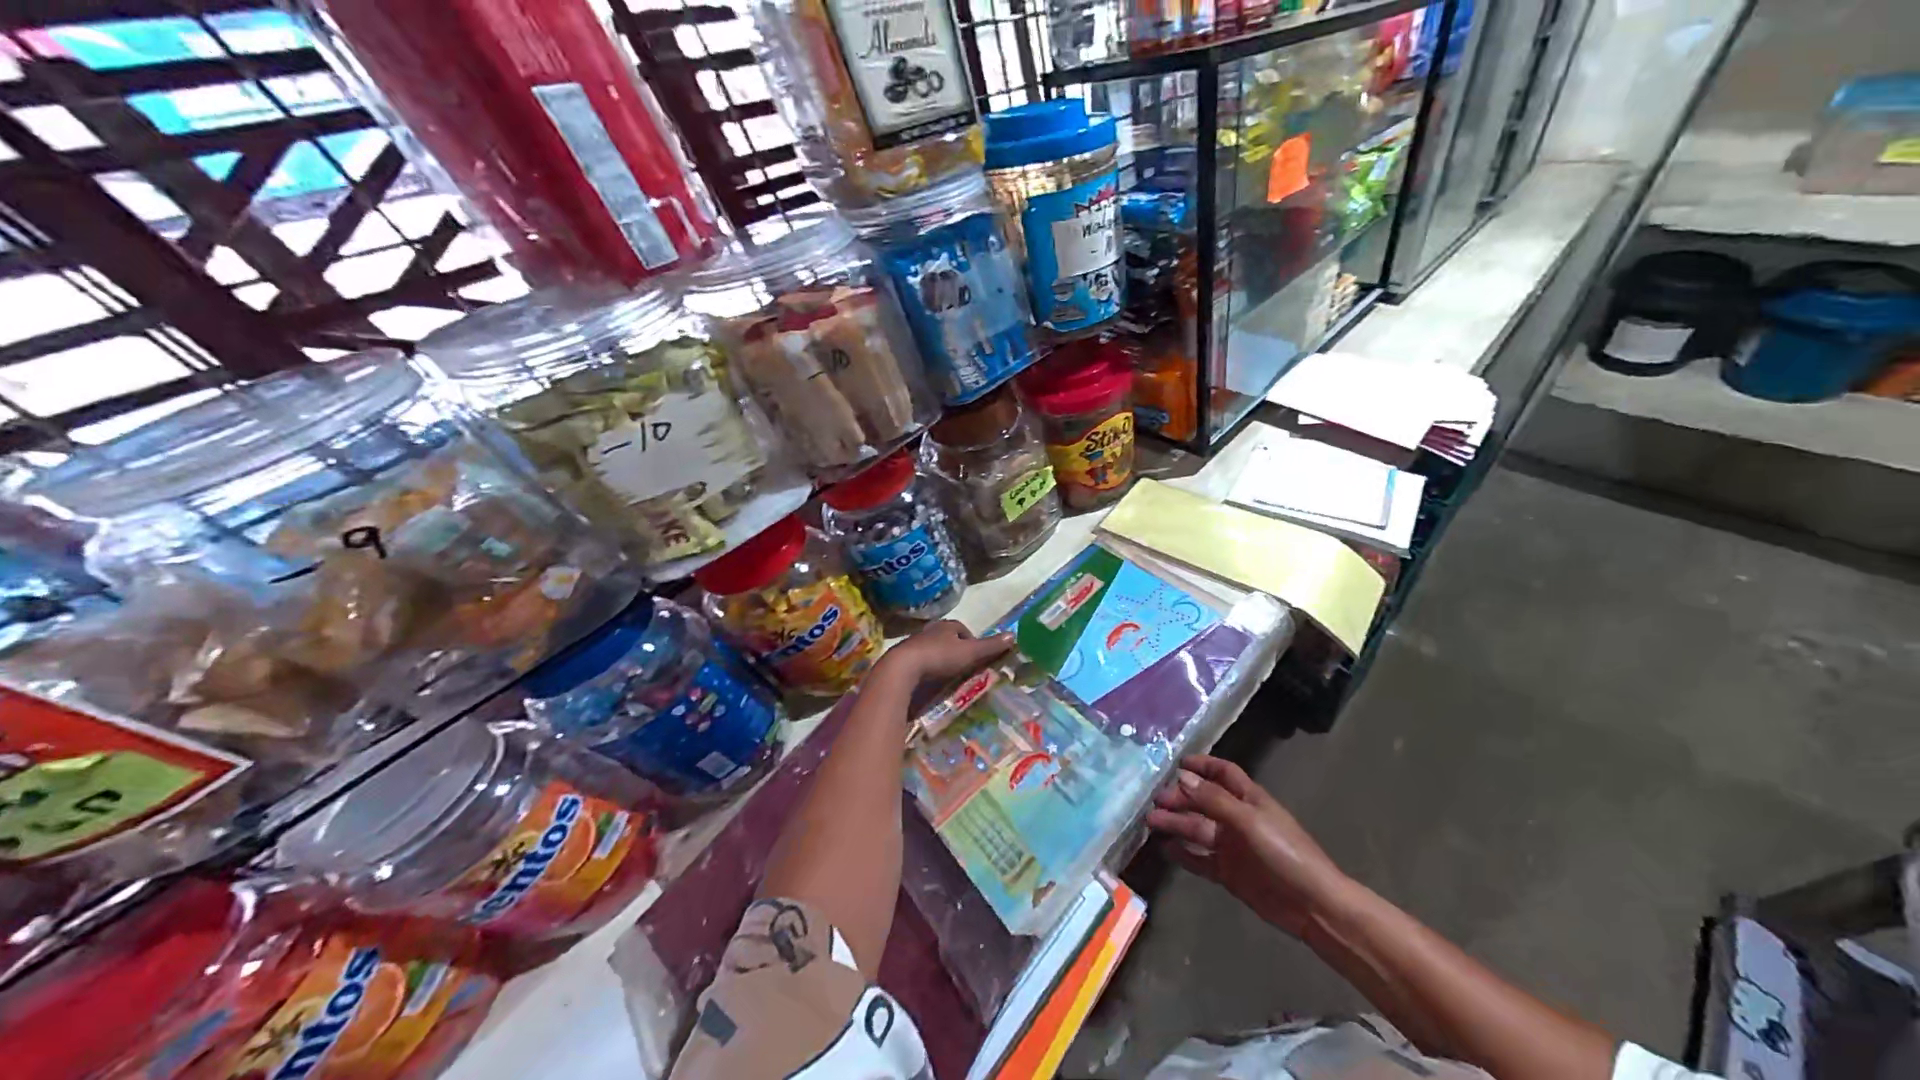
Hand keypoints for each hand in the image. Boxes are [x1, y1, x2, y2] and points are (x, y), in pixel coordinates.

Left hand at [876, 621, 1013, 687]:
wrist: (903, 668)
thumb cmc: (939, 656)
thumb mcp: (969, 652)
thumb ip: (990, 646)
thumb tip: (1013, 635)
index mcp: (945, 626)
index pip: (961, 628)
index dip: (971, 640)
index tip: (976, 655)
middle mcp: (929, 631)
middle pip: (946, 639)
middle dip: (955, 650)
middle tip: (964, 667)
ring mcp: (914, 645)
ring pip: (932, 650)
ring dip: (940, 660)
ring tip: (949, 677)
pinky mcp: (903, 660)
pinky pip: (920, 662)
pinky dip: (927, 670)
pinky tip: (931, 682)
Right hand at [1147, 755, 1350, 937]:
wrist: (1312, 905)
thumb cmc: (1285, 853)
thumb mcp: (1249, 821)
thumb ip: (1214, 800)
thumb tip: (1182, 777)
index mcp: (1249, 800)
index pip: (1223, 773)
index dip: (1202, 766)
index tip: (1176, 764)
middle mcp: (1237, 819)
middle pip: (1203, 802)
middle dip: (1180, 798)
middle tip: (1155, 801)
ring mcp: (1232, 847)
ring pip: (1197, 829)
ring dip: (1175, 824)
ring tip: (1150, 823)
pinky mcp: (1228, 872)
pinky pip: (1199, 858)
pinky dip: (1182, 853)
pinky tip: (1164, 849)